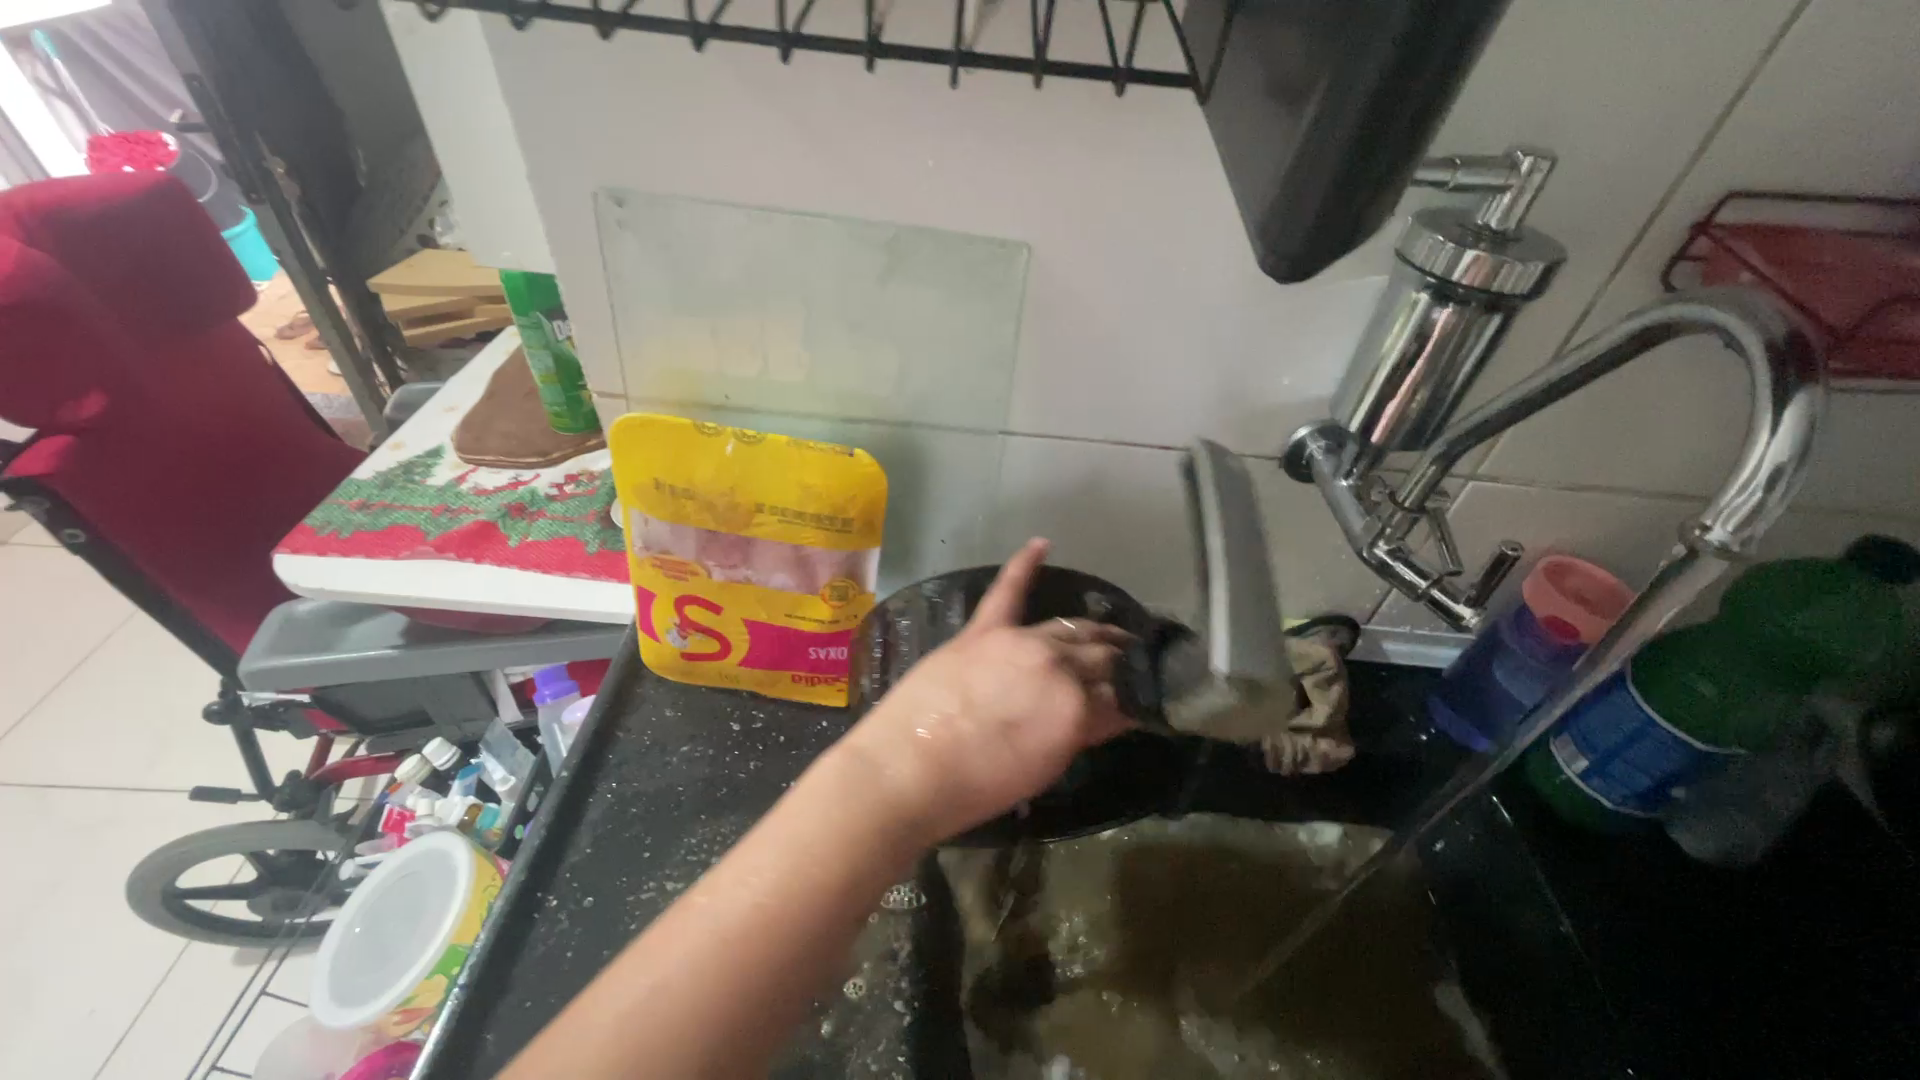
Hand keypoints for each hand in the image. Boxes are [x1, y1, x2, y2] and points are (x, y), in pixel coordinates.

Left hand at [835, 538, 1134, 843]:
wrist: (908, 771)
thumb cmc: (978, 787)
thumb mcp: (1045, 768)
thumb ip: (1079, 732)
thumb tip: (1104, 711)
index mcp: (1079, 709)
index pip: (1122, 697)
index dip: (1135, 699)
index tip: (1144, 697)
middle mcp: (1058, 666)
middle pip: (1102, 657)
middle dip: (1121, 664)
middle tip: (1133, 666)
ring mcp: (1020, 642)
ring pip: (1069, 628)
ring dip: (1095, 631)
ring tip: (1114, 634)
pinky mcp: (983, 630)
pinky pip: (1007, 590)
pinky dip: (1023, 565)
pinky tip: (1041, 545)